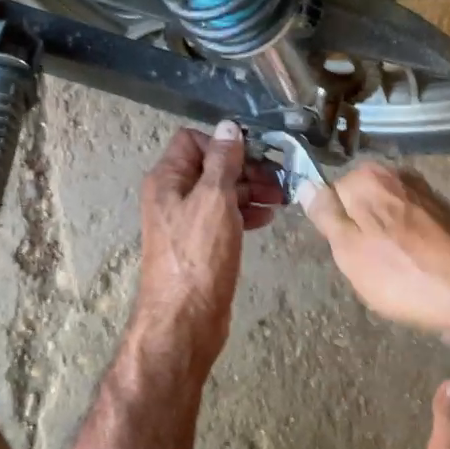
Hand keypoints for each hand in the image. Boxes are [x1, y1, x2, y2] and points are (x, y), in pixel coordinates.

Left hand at [132, 122, 285, 373]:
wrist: (184, 322)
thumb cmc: (198, 255)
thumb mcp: (214, 199)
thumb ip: (222, 161)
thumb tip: (228, 126)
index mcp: (167, 179)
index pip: (192, 140)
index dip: (223, 143)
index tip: (255, 154)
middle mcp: (172, 196)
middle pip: (210, 166)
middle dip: (244, 168)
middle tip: (279, 178)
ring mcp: (185, 222)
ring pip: (221, 193)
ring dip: (250, 190)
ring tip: (281, 197)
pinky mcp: (200, 245)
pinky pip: (224, 217)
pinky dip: (245, 213)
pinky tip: (267, 218)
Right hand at [301, 163, 449, 339]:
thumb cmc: (403, 276)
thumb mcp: (349, 251)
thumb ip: (325, 214)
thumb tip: (305, 185)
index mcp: (367, 176)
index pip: (330, 196)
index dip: (334, 229)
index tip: (347, 255)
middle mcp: (396, 174)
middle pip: (359, 204)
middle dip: (361, 234)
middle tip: (370, 268)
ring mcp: (424, 192)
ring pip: (385, 217)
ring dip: (386, 242)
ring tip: (396, 274)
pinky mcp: (445, 214)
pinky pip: (410, 227)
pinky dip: (409, 246)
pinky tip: (417, 271)